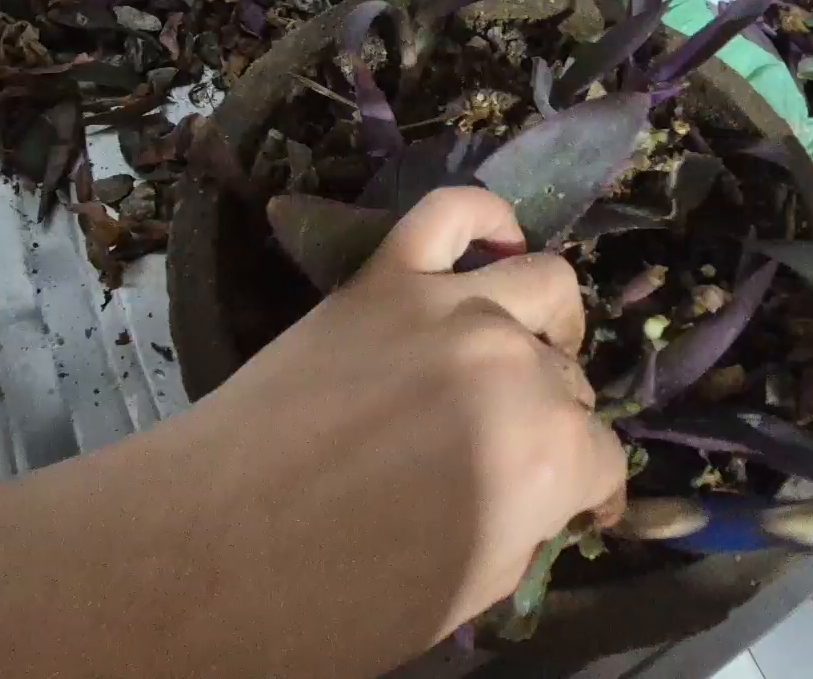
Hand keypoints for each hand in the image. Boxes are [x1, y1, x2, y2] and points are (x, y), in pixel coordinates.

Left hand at [142, 187, 625, 675]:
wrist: (207, 544)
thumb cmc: (336, 601)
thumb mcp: (468, 589)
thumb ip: (529, 517)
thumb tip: (544, 485)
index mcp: (546, 453)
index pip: (605, 457)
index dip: (596, 487)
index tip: (580, 504)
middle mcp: (514, 363)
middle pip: (570, 375)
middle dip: (560, 417)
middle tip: (522, 443)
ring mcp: (450, 304)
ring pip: (544, 281)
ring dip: (550, 319)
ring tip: (527, 344)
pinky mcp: (388, 275)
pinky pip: (450, 211)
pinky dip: (484, 215)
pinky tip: (496, 239)